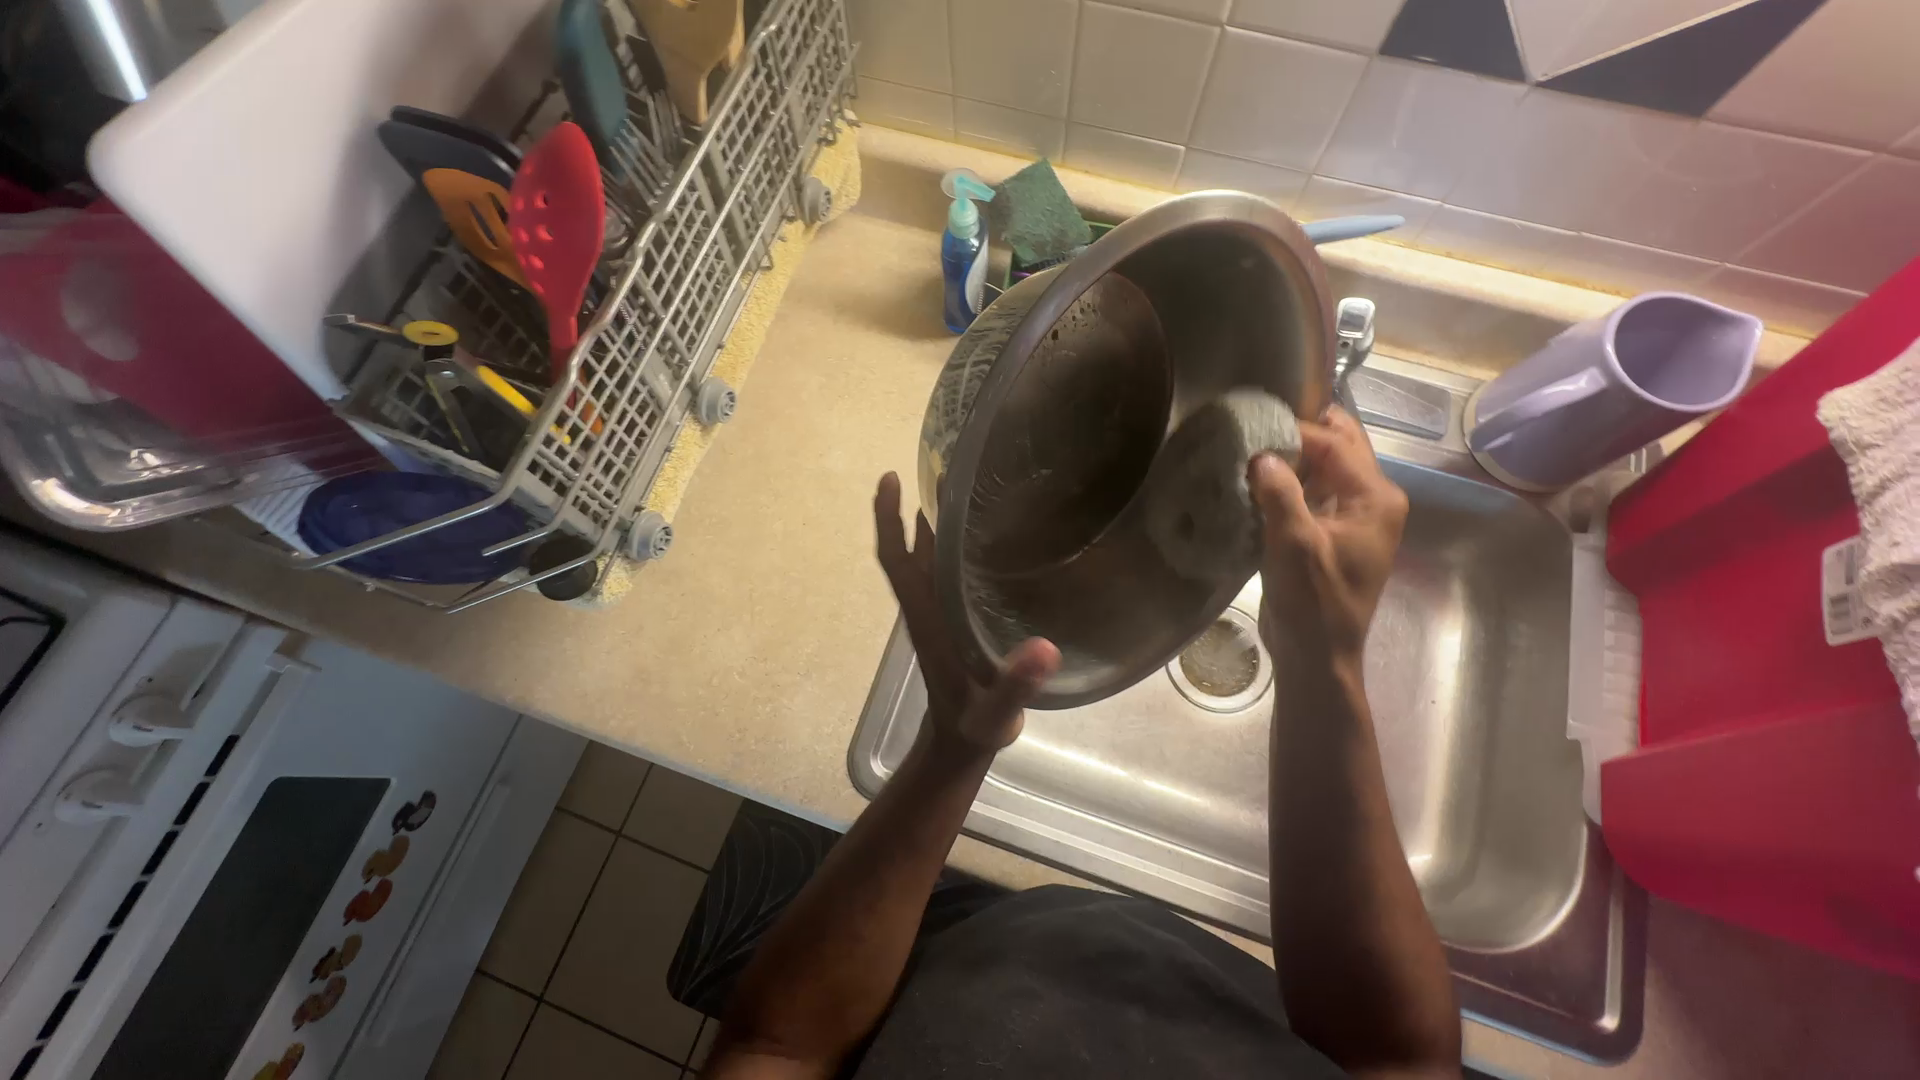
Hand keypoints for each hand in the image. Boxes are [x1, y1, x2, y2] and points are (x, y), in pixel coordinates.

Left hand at [873, 472, 1060, 754]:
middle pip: (910, 548)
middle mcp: (927, 608)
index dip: (889, 520)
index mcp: (927, 620)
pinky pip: (944, 569)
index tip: (890, 478)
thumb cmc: (973, 727)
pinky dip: (951, 542)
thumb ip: (1015, 684)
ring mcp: (938, 612)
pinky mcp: (953, 617)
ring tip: (963, 481)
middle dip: (914, 505)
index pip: (897, 561)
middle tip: (942, 462)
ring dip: (932, 520)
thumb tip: (1045, 649)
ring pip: (927, 556)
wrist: (960, 745)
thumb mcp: (995, 713)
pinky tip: (985, 529)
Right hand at [1247, 407, 1407, 670]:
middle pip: (1339, 445)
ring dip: (1293, 455)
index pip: (1335, 442)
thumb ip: (1281, 493)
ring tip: (1252, 447)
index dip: (1294, 430)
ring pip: (1325, 466)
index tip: (1251, 427)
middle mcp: (1372, 500)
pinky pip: (1313, 489)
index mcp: (1375, 498)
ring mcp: (1353, 516)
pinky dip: (1290, 479)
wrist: (1317, 654)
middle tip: (1255, 426)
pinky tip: (1258, 480)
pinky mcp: (1331, 531)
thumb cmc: (1313, 602)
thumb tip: (1261, 453)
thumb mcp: (1294, 545)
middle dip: (1300, 432)